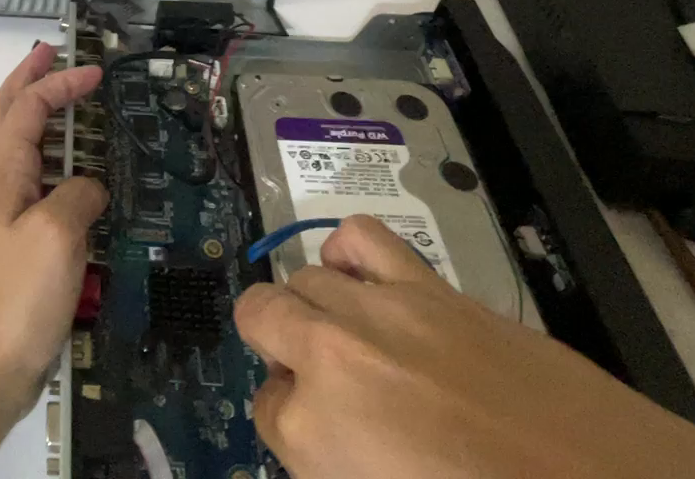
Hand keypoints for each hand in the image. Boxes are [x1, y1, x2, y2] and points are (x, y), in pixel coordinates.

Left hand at [0, 42, 106, 416]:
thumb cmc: (17, 296)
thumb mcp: (56, 235)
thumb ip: (78, 194)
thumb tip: (89, 186)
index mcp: (2, 175)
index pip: (26, 108)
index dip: (57, 82)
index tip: (95, 70)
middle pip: (8, 116)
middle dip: (29, 80)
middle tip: (54, 55)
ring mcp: (7, 214)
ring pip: (23, 148)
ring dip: (42, 116)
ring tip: (72, 102)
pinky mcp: (20, 243)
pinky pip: (40, 184)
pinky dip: (58, 161)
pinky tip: (81, 175)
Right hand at [235, 215, 694, 478]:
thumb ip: (337, 461)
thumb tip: (328, 434)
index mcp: (314, 430)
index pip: (263, 408)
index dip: (292, 429)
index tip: (326, 447)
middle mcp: (329, 353)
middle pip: (262, 317)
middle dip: (283, 357)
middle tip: (332, 398)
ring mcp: (381, 309)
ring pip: (303, 278)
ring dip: (311, 311)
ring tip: (348, 344)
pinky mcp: (432, 286)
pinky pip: (361, 238)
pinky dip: (348, 255)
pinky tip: (365, 286)